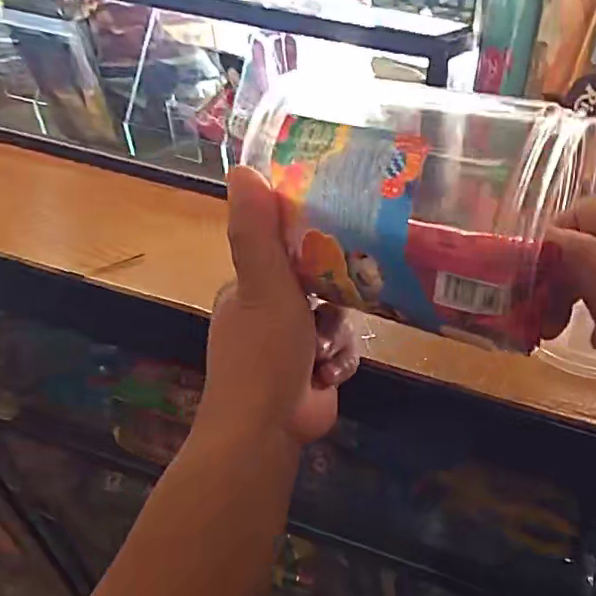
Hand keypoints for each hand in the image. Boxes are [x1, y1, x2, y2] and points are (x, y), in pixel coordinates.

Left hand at [195, 167, 358, 447]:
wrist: (267, 428)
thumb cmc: (263, 352)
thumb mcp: (262, 285)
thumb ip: (256, 231)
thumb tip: (242, 167)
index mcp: (249, 288)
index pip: (284, 250)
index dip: (312, 241)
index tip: (343, 231)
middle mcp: (269, 314)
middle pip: (320, 285)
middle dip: (334, 297)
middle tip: (354, 291)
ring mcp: (292, 347)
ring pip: (336, 321)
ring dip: (336, 337)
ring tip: (323, 354)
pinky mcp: (313, 374)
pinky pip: (341, 353)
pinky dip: (338, 363)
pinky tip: (327, 376)